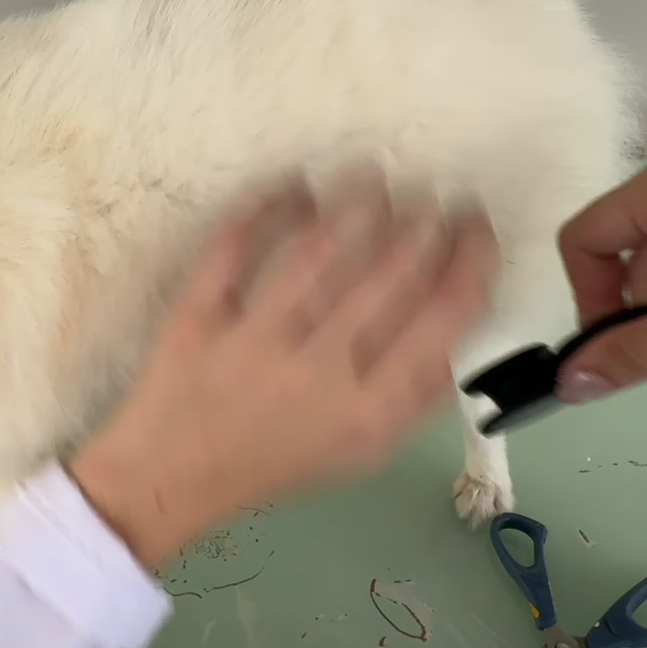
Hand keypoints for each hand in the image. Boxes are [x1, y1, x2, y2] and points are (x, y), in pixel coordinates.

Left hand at [68, 177, 498, 566]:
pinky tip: (291, 184)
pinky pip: (231, 248)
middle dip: (418, 221)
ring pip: (315, 252)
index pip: (444, 316)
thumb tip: (456, 311)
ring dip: (353, 201)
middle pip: (385, 274)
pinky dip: (263, 207)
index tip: (474, 224)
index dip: (469, 258)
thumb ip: (415, 391)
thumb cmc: (274, 460)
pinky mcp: (195, 316)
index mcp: (370, 408)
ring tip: (369, 173)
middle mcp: (317, 369)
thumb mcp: (361, 448)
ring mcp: (251, 339)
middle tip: (429, 190)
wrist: (172, 474)